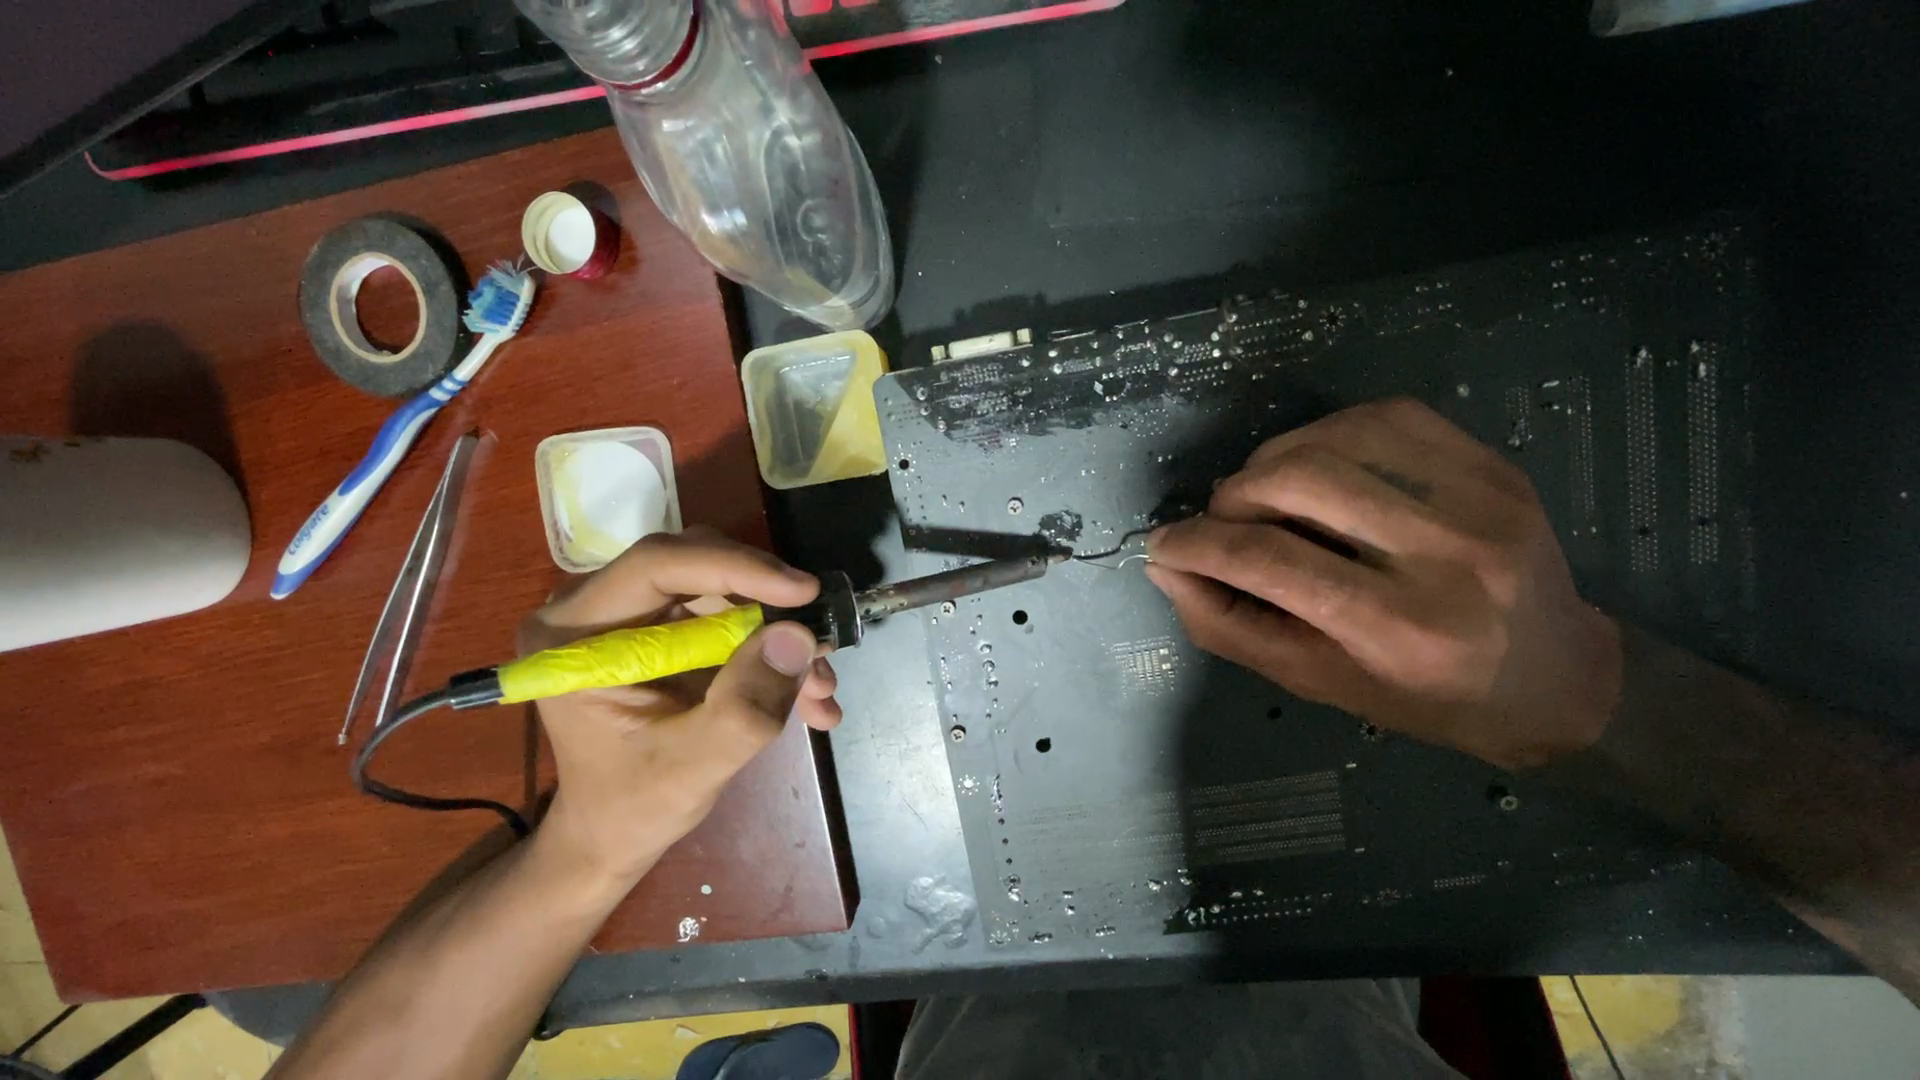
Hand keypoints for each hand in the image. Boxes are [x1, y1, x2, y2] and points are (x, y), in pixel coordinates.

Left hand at [517, 529, 840, 884]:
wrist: (616, 835)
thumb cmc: (633, 807)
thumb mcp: (692, 768)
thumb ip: (743, 707)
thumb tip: (800, 636)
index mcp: (572, 632)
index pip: (656, 565)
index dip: (734, 568)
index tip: (804, 592)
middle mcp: (597, 608)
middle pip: (697, 567)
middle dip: (767, 604)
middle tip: (820, 642)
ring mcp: (635, 617)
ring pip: (724, 591)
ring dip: (781, 635)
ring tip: (821, 689)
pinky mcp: (668, 631)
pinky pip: (732, 618)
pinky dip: (775, 652)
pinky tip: (811, 699)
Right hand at [1145, 398, 1621, 769]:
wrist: (1555, 677)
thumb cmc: (1423, 697)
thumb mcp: (1315, 681)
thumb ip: (1228, 625)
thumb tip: (1165, 563)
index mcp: (1397, 629)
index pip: (1267, 561)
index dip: (1197, 544)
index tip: (1165, 542)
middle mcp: (1442, 556)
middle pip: (1298, 481)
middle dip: (1234, 495)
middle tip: (1224, 519)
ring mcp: (1476, 499)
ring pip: (1334, 437)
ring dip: (1273, 458)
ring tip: (1267, 493)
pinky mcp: (1491, 464)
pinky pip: (1382, 416)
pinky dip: (1326, 432)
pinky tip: (1319, 465)